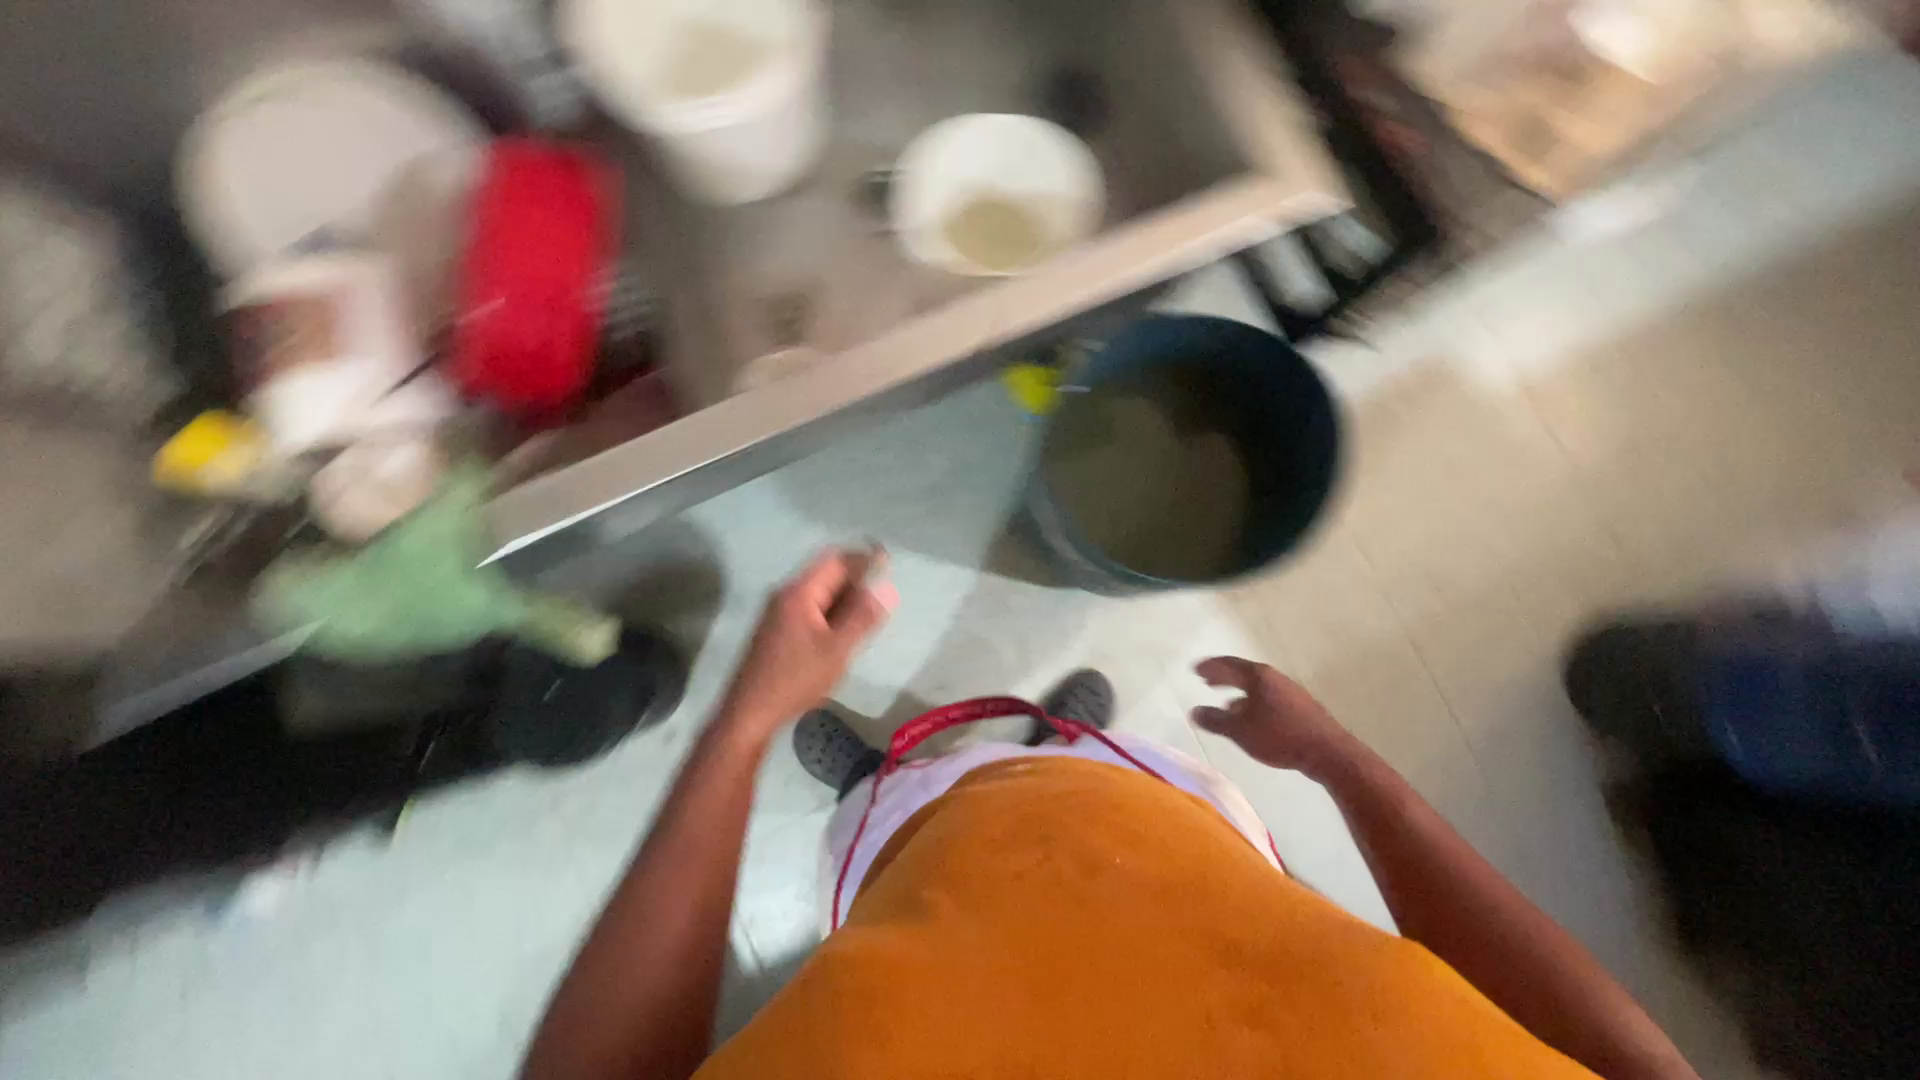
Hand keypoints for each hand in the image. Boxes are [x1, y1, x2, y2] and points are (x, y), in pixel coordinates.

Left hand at [718, 547, 897, 738]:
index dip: (863, 558)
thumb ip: (862, 617)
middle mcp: (785, 595)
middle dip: (856, 579)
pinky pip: (810, 608)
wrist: (750, 712)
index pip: (836, 560)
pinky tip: (844, 630)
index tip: (889, 563)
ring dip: (844, 597)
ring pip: (818, 593)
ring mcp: (778, 612)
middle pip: (826, 574)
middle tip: (883, 592)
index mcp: (799, 592)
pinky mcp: (777, 630)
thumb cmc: (795, 680)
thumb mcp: (836, 650)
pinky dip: (831, 611)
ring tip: (869, 612)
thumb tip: (887, 588)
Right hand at [1191, 656, 1365, 777]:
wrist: (1328, 752)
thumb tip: (1194, 711)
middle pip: (1244, 672)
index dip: (1210, 666)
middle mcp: (1275, 678)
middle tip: (1207, 680)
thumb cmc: (1279, 736)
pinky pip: (1270, 697)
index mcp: (1259, 676)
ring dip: (1240, 691)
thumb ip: (1215, 720)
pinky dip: (1254, 701)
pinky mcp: (1302, 707)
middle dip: (1224, 676)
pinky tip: (1253, 718)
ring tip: (1226, 701)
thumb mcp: (1240, 730)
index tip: (1195, 669)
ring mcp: (1291, 692)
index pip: (1228, 664)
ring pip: (1258, 686)